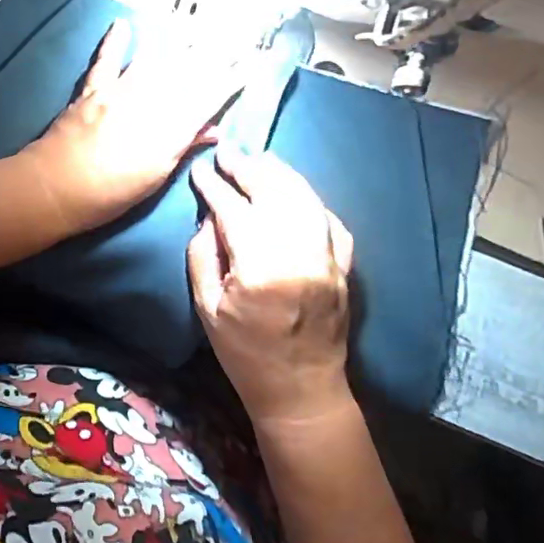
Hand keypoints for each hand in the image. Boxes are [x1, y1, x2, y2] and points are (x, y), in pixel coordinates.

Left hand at [18, 19, 243, 233]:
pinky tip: (123, 24)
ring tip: (197, 26)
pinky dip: (115, 41)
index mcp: (169, 129)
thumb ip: (182, 147)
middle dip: (214, 53)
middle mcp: (148, 102)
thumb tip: (212, 128)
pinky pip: (106, 60)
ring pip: (154, 60)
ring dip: (177, 43)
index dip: (233, 78)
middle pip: (187, 71)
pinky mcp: (91, 89)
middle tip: (235, 36)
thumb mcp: (154, 178)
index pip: (209, 96)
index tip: (252, 61)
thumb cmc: (108, 195)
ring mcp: (117, 92)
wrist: (53, 188)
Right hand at [187, 147, 355, 424]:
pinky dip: (309, 199)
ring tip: (257, 160)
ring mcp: (329, 259)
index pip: (234, 210)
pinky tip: (292, 190)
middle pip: (275, 194)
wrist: (301, 388)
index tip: (200, 171)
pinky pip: (329, 219)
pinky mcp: (344, 265)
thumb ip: (203, 256)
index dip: (215, 187)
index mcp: (260, 270)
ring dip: (280, 175)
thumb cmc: (243, 352)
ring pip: (306, 200)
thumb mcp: (206, 307)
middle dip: (249, 169)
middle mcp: (300, 256)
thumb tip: (209, 218)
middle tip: (228, 154)